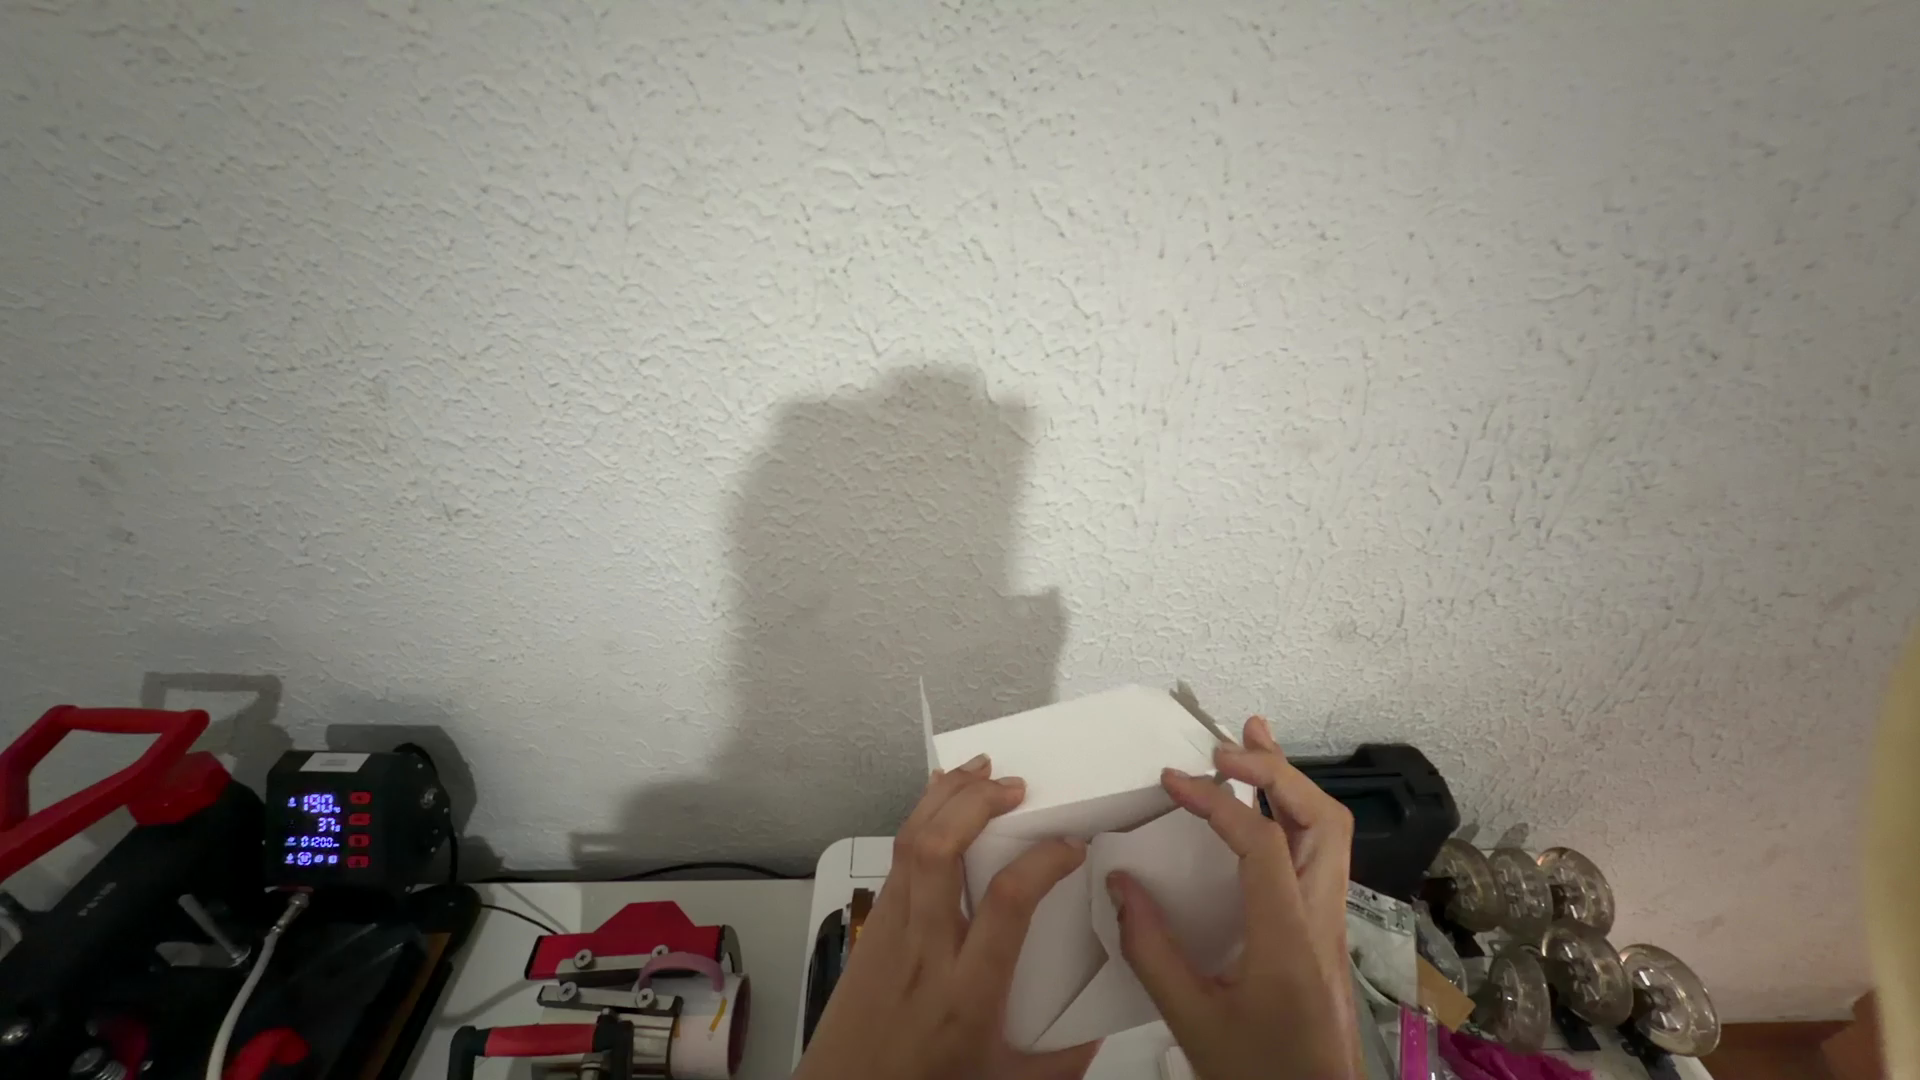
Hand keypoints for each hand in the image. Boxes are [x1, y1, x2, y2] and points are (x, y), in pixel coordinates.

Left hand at [795, 755, 1103, 1079]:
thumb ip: (1060, 1059)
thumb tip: (1101, 1024)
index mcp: (966, 991)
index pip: (1006, 904)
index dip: (1042, 862)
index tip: (1070, 847)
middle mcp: (925, 948)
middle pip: (940, 850)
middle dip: (978, 803)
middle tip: (1016, 787)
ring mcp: (891, 928)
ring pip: (910, 841)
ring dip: (946, 795)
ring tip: (981, 769)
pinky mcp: (875, 920)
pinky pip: (896, 853)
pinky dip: (921, 815)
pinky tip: (941, 797)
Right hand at [1106, 716, 1359, 1079]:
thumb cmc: (1257, 1073)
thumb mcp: (1191, 1022)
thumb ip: (1151, 950)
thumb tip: (1118, 882)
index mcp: (1289, 939)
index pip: (1263, 844)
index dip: (1216, 802)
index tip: (1171, 781)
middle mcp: (1322, 918)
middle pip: (1323, 821)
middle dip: (1275, 770)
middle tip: (1224, 747)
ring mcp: (1331, 922)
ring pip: (1330, 832)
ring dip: (1289, 782)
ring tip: (1253, 741)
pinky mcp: (1324, 929)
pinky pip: (1317, 852)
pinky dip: (1290, 811)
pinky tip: (1264, 804)